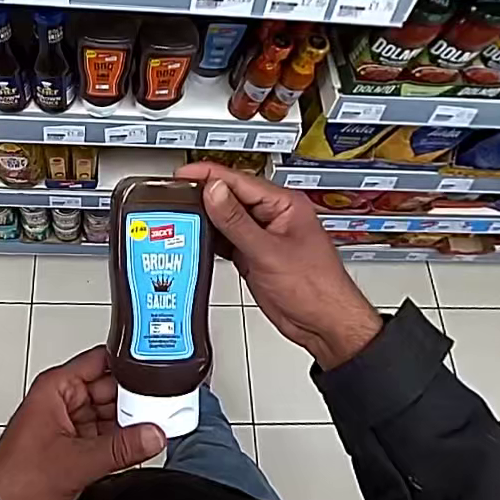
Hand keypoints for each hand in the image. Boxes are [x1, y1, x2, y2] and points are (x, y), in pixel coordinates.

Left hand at [0, 346, 166, 499]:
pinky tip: (135, 445)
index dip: (127, 363)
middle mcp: (64, 397)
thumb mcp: (76, 462)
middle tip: (158, 409)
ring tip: (150, 429)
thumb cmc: (16, 481)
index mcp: (57, 386)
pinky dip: (120, 438)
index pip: (100, 360)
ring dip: (128, 420)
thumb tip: (153, 435)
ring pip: (111, 409)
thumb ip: (120, 448)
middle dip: (133, 398)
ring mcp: (70, 419)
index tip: (153, 371)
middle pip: (110, 386)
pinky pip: (106, 430)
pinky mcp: (75, 440)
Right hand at [176, 161, 380, 369]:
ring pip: (227, 219)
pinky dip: (211, 240)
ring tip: (179, 215)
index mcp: (284, 204)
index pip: (239, 181)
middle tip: (174, 195)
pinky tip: (195, 239)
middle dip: (204, 195)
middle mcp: (273, 216)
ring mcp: (262, 236)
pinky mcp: (254, 255)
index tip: (183, 173)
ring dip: (206, 218)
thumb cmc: (316, 289)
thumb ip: (237, 222)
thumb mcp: (269, 252)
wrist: (325, 326)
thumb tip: (214, 191)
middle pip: (230, 197)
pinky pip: (227, 240)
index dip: (209, 175)